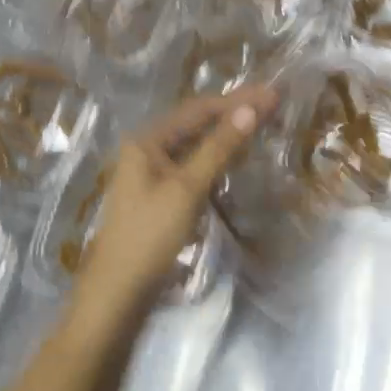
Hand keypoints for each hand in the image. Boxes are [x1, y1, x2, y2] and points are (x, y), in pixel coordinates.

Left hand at [71, 86, 278, 319]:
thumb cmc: (149, 237)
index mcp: (147, 140)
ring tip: (263, 125)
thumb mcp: (187, 189)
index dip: (237, 100)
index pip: (199, 109)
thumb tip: (251, 109)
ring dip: (228, 135)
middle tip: (274, 105)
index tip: (273, 93)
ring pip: (197, 145)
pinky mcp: (161, 197)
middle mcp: (148, 150)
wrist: (117, 297)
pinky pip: (194, 166)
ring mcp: (153, 174)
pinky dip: (218, 159)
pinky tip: (237, 160)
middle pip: (198, 123)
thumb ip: (219, 147)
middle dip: (235, 113)